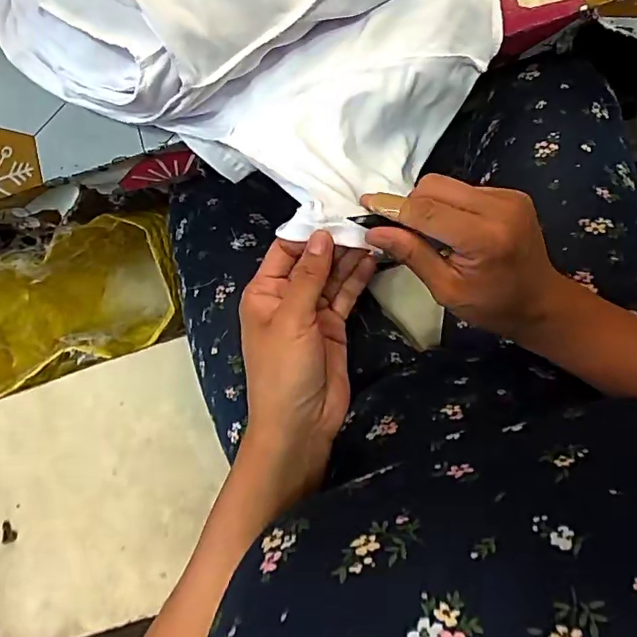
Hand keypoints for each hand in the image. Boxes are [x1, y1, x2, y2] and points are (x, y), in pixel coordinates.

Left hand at [236, 231, 374, 500]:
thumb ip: (308, 276)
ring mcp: (311, 311)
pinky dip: (357, 278)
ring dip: (349, 257)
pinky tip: (372, 258)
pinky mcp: (333, 326)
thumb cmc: (283, 370)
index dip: (308, 231)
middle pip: (311, 260)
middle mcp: (286, 296)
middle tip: (362, 219)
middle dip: (333, 242)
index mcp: (264, 291)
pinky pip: (344, 295)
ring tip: (372, 233)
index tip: (334, 211)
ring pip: (331, 276)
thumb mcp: (292, 318)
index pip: (285, 249)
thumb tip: (320, 235)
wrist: (299, 425)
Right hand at [361, 174, 578, 339]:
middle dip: (409, 205)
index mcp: (484, 238)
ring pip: (445, 184)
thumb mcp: (447, 290)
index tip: (365, 204)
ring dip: (427, 203)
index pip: (425, 211)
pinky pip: (461, 189)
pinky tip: (453, 228)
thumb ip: (412, 255)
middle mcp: (499, 208)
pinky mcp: (509, 193)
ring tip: (430, 233)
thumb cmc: (494, 306)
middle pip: (433, 187)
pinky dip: (447, 204)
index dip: (392, 207)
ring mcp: (507, 197)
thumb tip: (375, 231)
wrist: (543, 302)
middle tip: (401, 230)